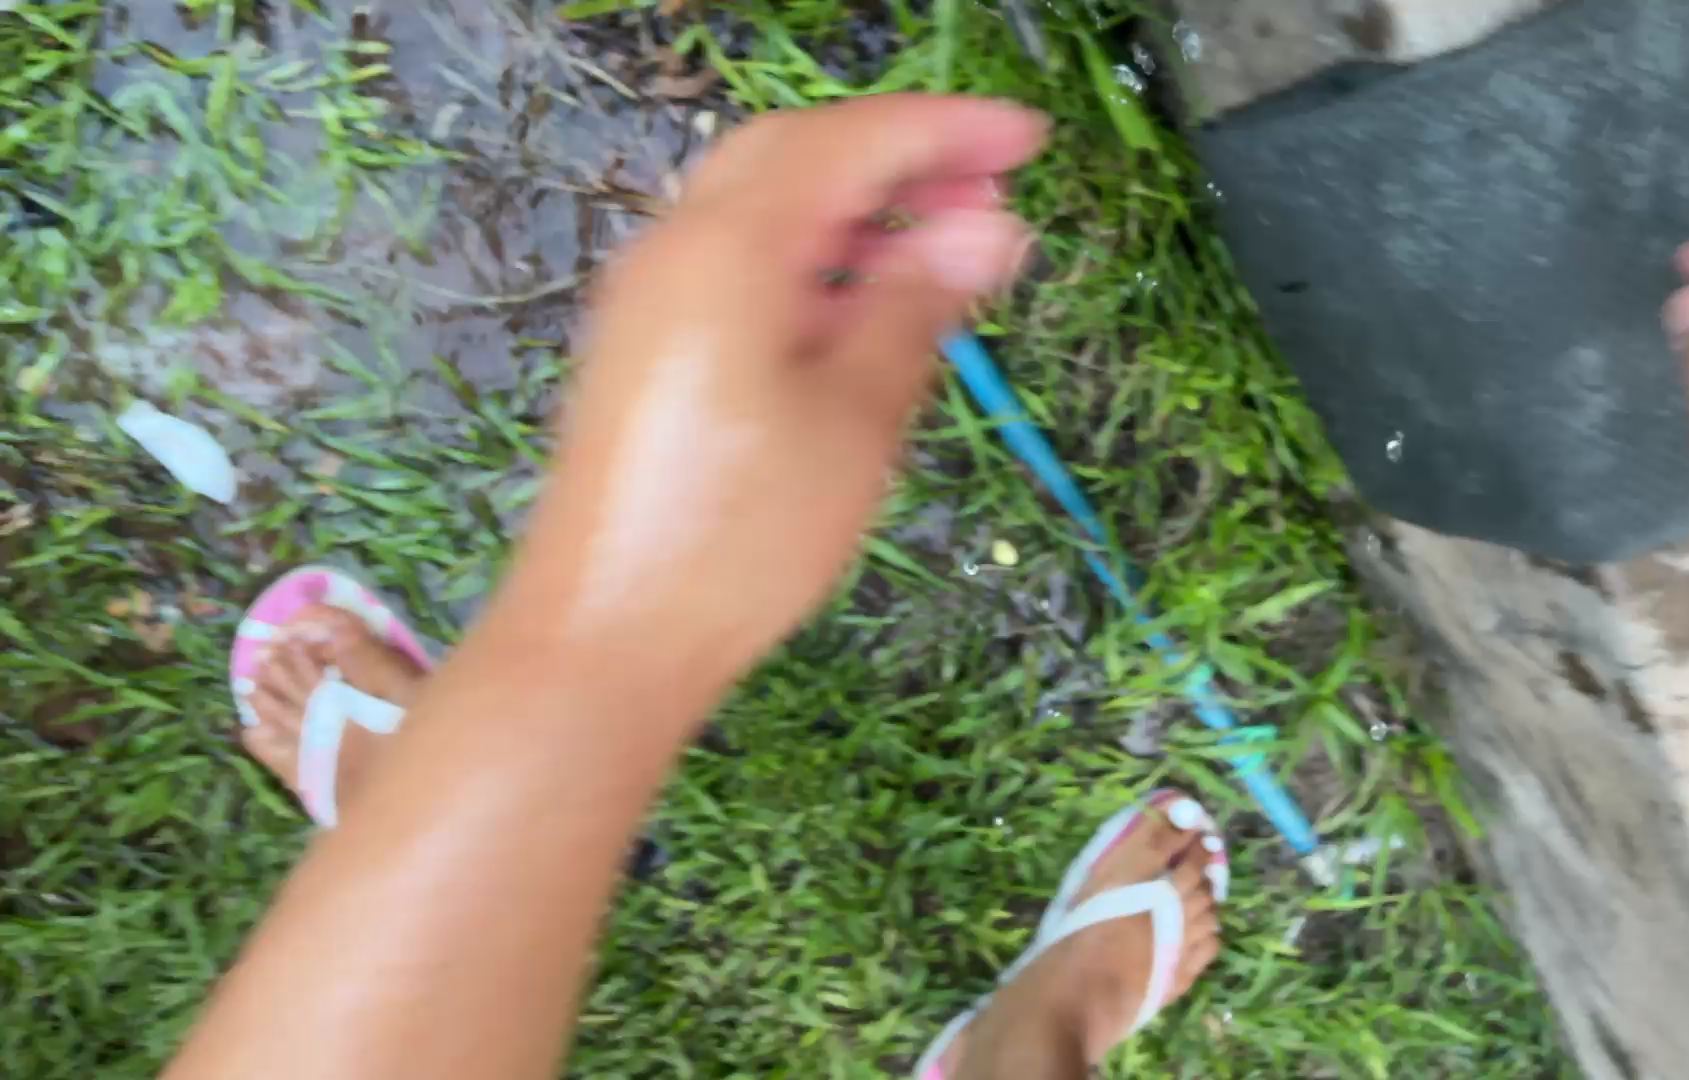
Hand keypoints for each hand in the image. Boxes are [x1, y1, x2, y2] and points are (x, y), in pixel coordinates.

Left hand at [499, 95, 1046, 684]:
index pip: (852, 144)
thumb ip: (914, 308)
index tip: (1026, 138)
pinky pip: (740, 274)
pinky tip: (858, 310)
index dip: (947, 130)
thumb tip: (986, 232)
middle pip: (799, 160)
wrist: (611, 636)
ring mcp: (653, 301)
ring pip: (766, 217)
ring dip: (856, 218)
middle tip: (986, 195)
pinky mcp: (651, 351)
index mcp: (727, 248)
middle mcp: (675, 250)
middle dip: (900, 163)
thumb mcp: (854, 419)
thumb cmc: (745, 538)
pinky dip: (811, 269)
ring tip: (939, 253)